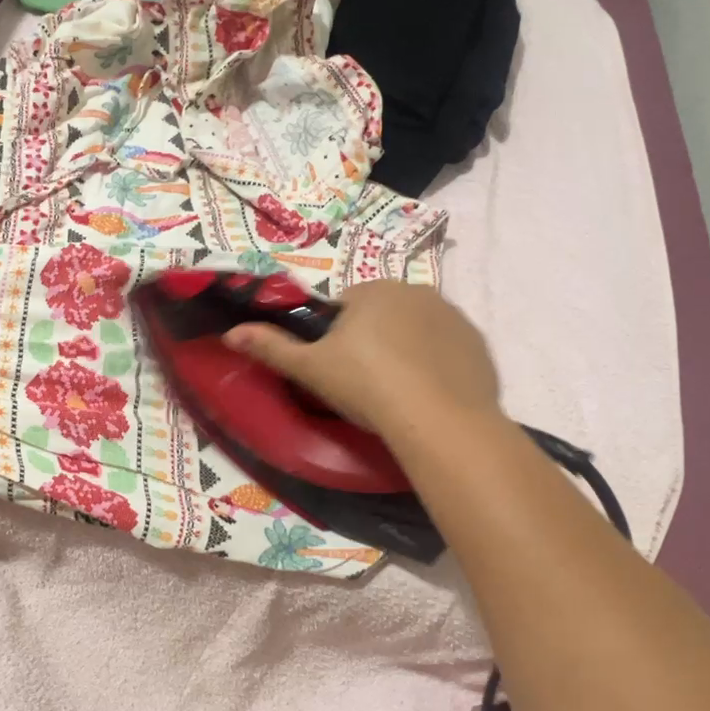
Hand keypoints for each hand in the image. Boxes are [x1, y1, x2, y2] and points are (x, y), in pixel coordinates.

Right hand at [222, 281, 500, 442]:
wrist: (438, 421)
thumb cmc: (366, 386)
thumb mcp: (310, 369)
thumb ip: (272, 347)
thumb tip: (231, 333)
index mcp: (373, 290)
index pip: (346, 306)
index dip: (335, 338)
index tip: (335, 369)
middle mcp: (417, 291)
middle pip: (383, 315)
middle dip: (372, 341)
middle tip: (362, 384)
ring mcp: (454, 316)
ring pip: (416, 331)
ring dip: (405, 351)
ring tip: (396, 394)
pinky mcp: (478, 344)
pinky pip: (447, 350)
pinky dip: (436, 366)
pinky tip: (426, 396)